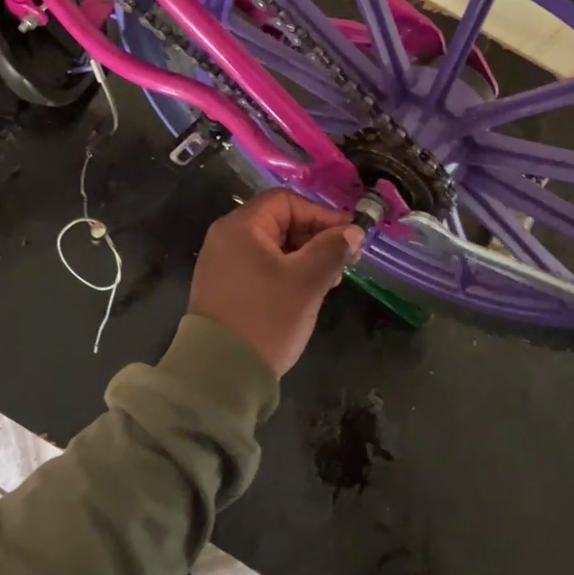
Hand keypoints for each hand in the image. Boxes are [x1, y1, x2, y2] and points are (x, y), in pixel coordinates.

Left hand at [188, 190, 363, 375]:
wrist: (220, 373)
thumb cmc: (265, 318)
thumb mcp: (306, 282)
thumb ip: (332, 250)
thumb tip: (353, 231)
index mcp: (240, 226)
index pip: (287, 201)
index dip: (322, 214)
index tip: (351, 235)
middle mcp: (226, 238)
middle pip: (279, 221)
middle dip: (315, 237)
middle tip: (344, 261)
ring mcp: (222, 264)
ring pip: (272, 247)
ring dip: (304, 257)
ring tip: (329, 281)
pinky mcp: (224, 288)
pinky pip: (260, 267)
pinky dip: (286, 272)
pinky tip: (305, 292)